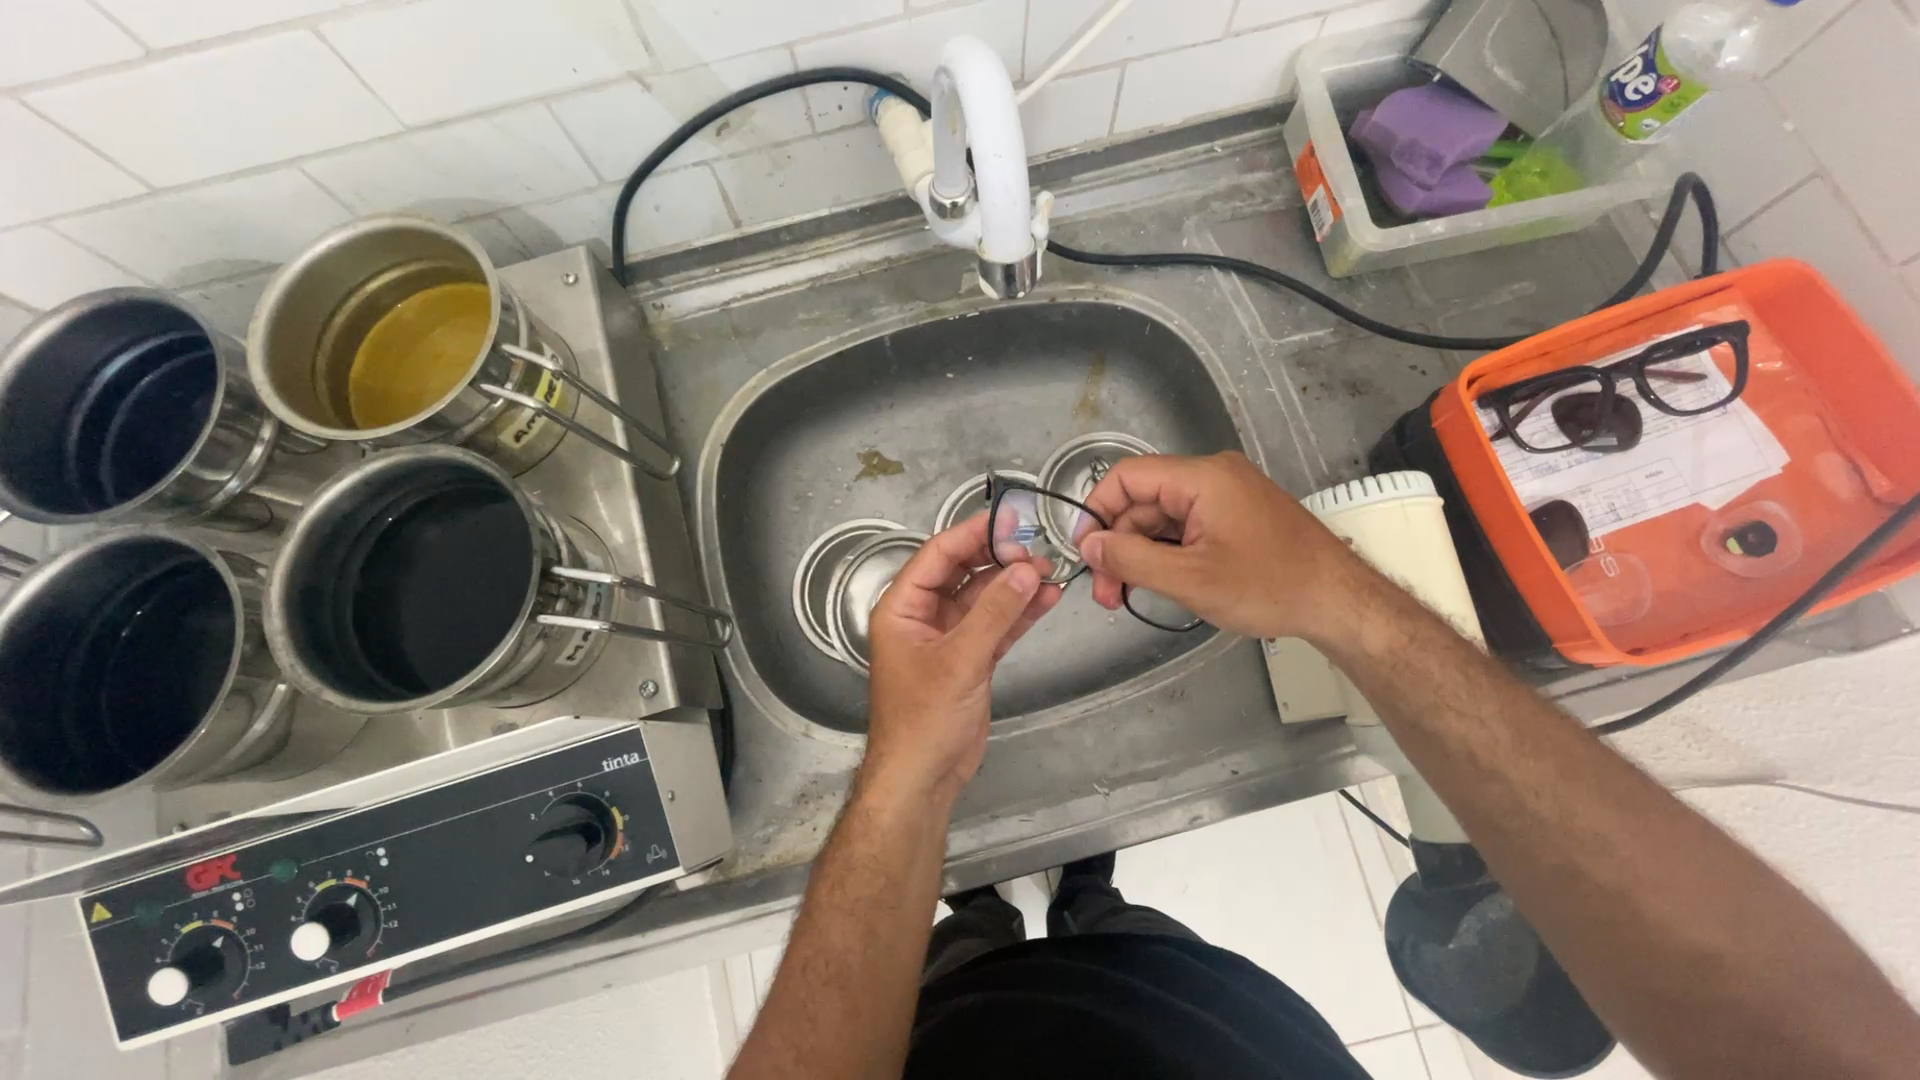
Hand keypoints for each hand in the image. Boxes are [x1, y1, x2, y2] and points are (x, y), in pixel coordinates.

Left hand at [865, 513, 1064, 801]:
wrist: (923, 777)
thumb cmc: (925, 717)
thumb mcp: (959, 660)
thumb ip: (994, 612)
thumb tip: (1026, 569)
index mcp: (902, 607)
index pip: (938, 556)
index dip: (972, 534)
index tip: (1010, 519)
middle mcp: (923, 616)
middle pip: (963, 574)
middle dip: (999, 560)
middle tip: (1037, 549)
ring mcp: (949, 638)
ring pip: (984, 600)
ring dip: (1015, 586)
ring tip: (1051, 570)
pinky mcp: (971, 660)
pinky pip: (996, 626)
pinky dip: (1020, 614)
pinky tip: (1047, 598)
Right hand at [1076, 451, 1372, 643]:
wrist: (1340, 602)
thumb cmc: (1268, 586)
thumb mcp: (1190, 579)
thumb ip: (1131, 559)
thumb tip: (1089, 545)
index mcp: (1201, 478)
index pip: (1127, 477)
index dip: (1097, 511)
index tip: (1085, 554)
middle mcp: (1211, 476)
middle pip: (1142, 501)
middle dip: (1118, 545)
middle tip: (1106, 594)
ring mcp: (1225, 496)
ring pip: (1161, 518)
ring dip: (1139, 554)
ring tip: (1126, 597)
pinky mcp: (1235, 516)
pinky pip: (1185, 527)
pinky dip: (1165, 554)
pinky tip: (1157, 583)